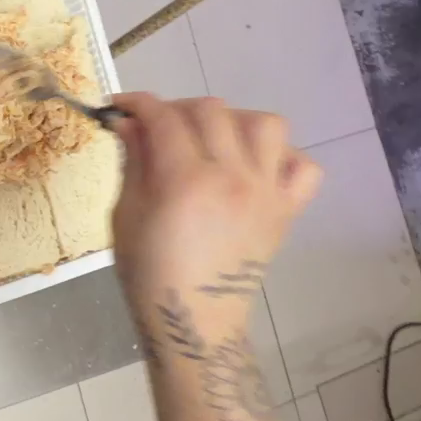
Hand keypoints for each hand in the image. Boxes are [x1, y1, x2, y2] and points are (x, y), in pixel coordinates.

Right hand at [108, 93, 320, 319]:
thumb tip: (129, 124)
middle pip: (212, 111)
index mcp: (184, 181)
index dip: (137, 103)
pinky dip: (280, 155)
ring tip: (209, 137)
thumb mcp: (125, 214)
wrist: (195, 317)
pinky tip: (251, 165)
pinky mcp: (288, 208)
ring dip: (231, 120)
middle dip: (176, 107)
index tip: (119, 106)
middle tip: (155, 124)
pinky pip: (302, 164)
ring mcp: (268, 191)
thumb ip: (133, 163)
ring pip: (264, 124)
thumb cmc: (148, 269)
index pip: (163, 119)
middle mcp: (233, 176)